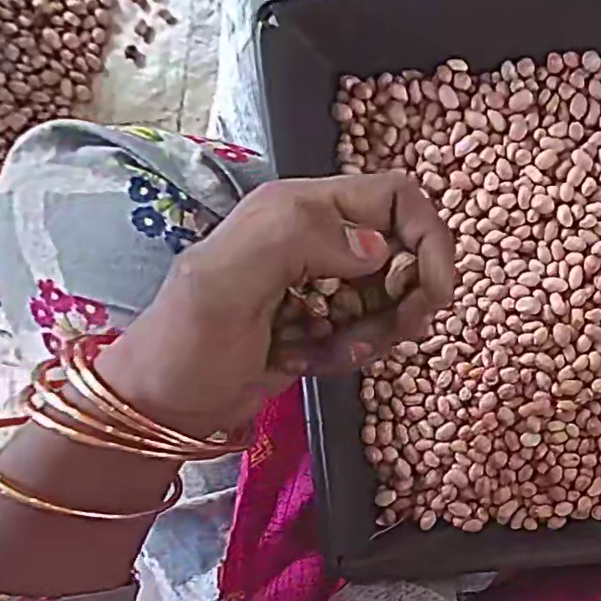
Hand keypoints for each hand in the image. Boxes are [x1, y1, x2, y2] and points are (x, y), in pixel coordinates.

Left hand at [93, 172, 455, 435]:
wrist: (166, 402)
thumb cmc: (185, 343)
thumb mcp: (225, 283)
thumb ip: (297, 242)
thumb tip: (380, 248)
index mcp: (302, 210)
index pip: (398, 197)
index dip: (430, 238)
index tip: (435, 291)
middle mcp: (324, 237)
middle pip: (410, 252)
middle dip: (409, 299)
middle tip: (387, 334)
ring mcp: (331, 280)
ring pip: (399, 296)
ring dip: (378, 332)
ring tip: (328, 350)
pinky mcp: (334, 317)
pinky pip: (378, 329)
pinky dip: (358, 350)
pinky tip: (314, 359)